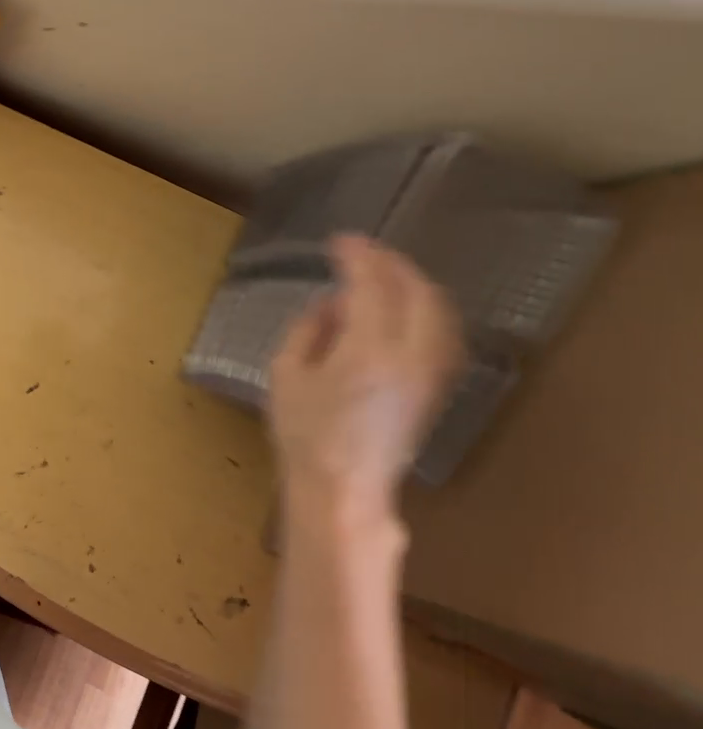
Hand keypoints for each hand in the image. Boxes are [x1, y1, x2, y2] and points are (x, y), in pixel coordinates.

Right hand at [269, 236, 464, 504]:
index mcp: (367, 352)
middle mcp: (410, 358)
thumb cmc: (303, 432)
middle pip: (417, 294)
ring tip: (387, 273)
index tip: (340, 240)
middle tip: (363, 250)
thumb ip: (309, 331)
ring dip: (415, 285)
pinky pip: (442, 334)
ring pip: (439, 313)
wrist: (344, 487)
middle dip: (392, 265)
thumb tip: (333, 305)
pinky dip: (427, 309)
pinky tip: (408, 308)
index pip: (371, 287)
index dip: (358, 257)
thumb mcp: (286, 374)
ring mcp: (431, 374)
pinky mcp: (436, 389)